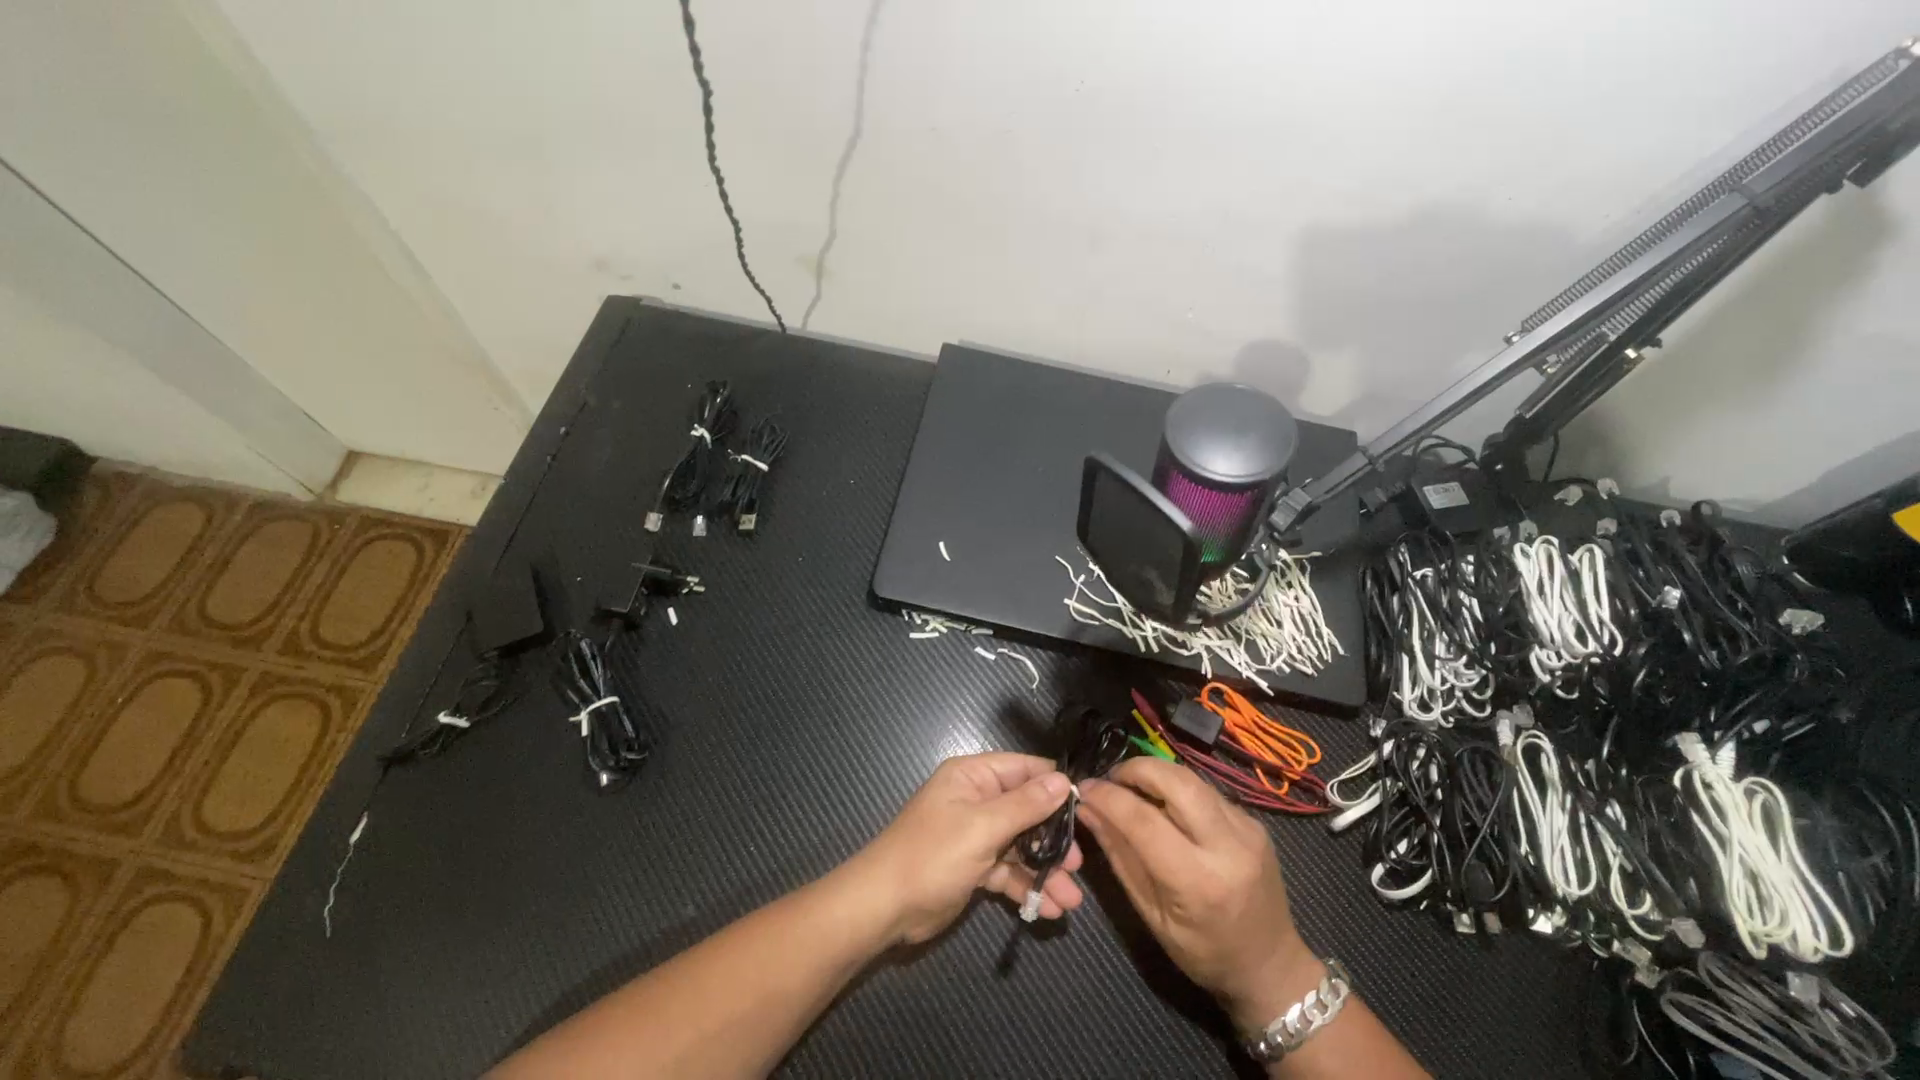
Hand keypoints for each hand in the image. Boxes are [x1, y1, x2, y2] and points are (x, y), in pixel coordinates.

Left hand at [852, 752, 1086, 944]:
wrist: (884, 907)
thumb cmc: (932, 855)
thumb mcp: (982, 827)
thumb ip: (1026, 805)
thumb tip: (1064, 780)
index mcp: (973, 777)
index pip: (1025, 770)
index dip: (1056, 787)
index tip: (1089, 809)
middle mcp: (976, 801)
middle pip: (1028, 811)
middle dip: (1054, 839)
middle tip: (1078, 865)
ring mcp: (975, 835)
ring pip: (1021, 846)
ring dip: (1046, 870)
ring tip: (1071, 899)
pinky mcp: (974, 868)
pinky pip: (1008, 871)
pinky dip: (1027, 887)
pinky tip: (1049, 908)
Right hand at [1078, 757, 1318, 1030]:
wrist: (1270, 965)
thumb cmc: (1204, 953)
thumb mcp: (1151, 916)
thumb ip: (1120, 858)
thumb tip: (1088, 811)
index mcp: (1198, 882)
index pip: (1144, 820)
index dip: (1108, 797)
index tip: (1084, 788)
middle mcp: (1228, 847)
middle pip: (1176, 782)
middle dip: (1136, 769)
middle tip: (1109, 778)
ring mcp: (1248, 830)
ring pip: (1193, 780)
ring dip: (1156, 775)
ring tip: (1130, 786)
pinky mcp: (1255, 823)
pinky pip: (1208, 792)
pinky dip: (1178, 789)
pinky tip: (1163, 804)